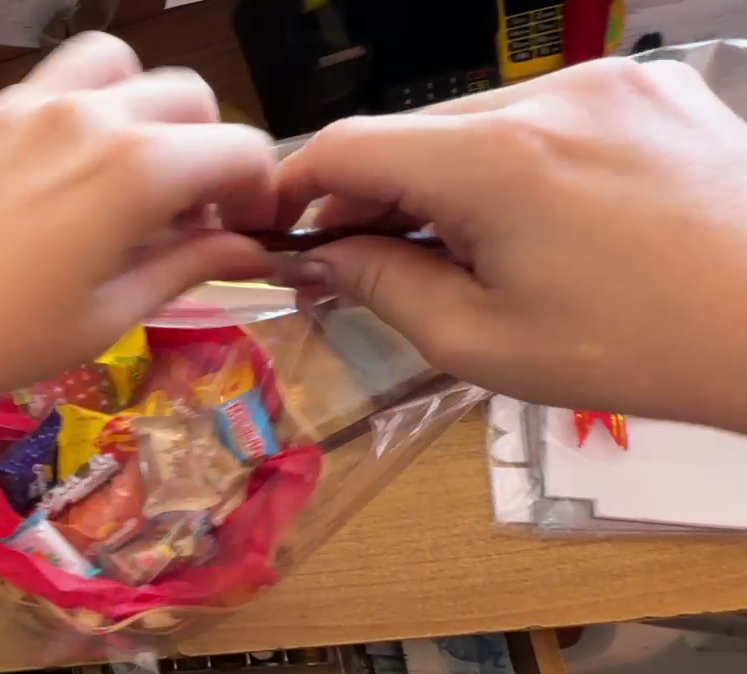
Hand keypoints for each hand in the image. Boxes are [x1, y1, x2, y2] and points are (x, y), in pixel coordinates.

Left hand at [0, 32, 276, 445]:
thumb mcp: (104, 320)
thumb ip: (184, 268)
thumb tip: (247, 247)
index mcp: (136, 170)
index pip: (237, 149)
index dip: (256, 190)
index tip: (243, 228)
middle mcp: (91, 116)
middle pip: (188, 101)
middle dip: (203, 152)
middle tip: (179, 215)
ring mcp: (30, 107)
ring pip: (120, 69)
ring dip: (142, 111)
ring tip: (121, 174)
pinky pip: (54, 83)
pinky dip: (81, 108)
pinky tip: (60, 168)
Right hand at [276, 57, 746, 431]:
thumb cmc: (625, 346)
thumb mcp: (466, 334)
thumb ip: (375, 281)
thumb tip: (313, 258)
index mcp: (498, 158)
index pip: (345, 146)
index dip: (286, 188)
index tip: (264, 236)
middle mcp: (553, 96)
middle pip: (401, 136)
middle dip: (354, 200)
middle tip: (339, 267)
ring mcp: (611, 86)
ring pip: (459, 129)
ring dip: (416, 188)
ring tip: (425, 254)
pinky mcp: (650, 93)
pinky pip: (524, 123)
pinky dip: (480, 171)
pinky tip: (494, 225)